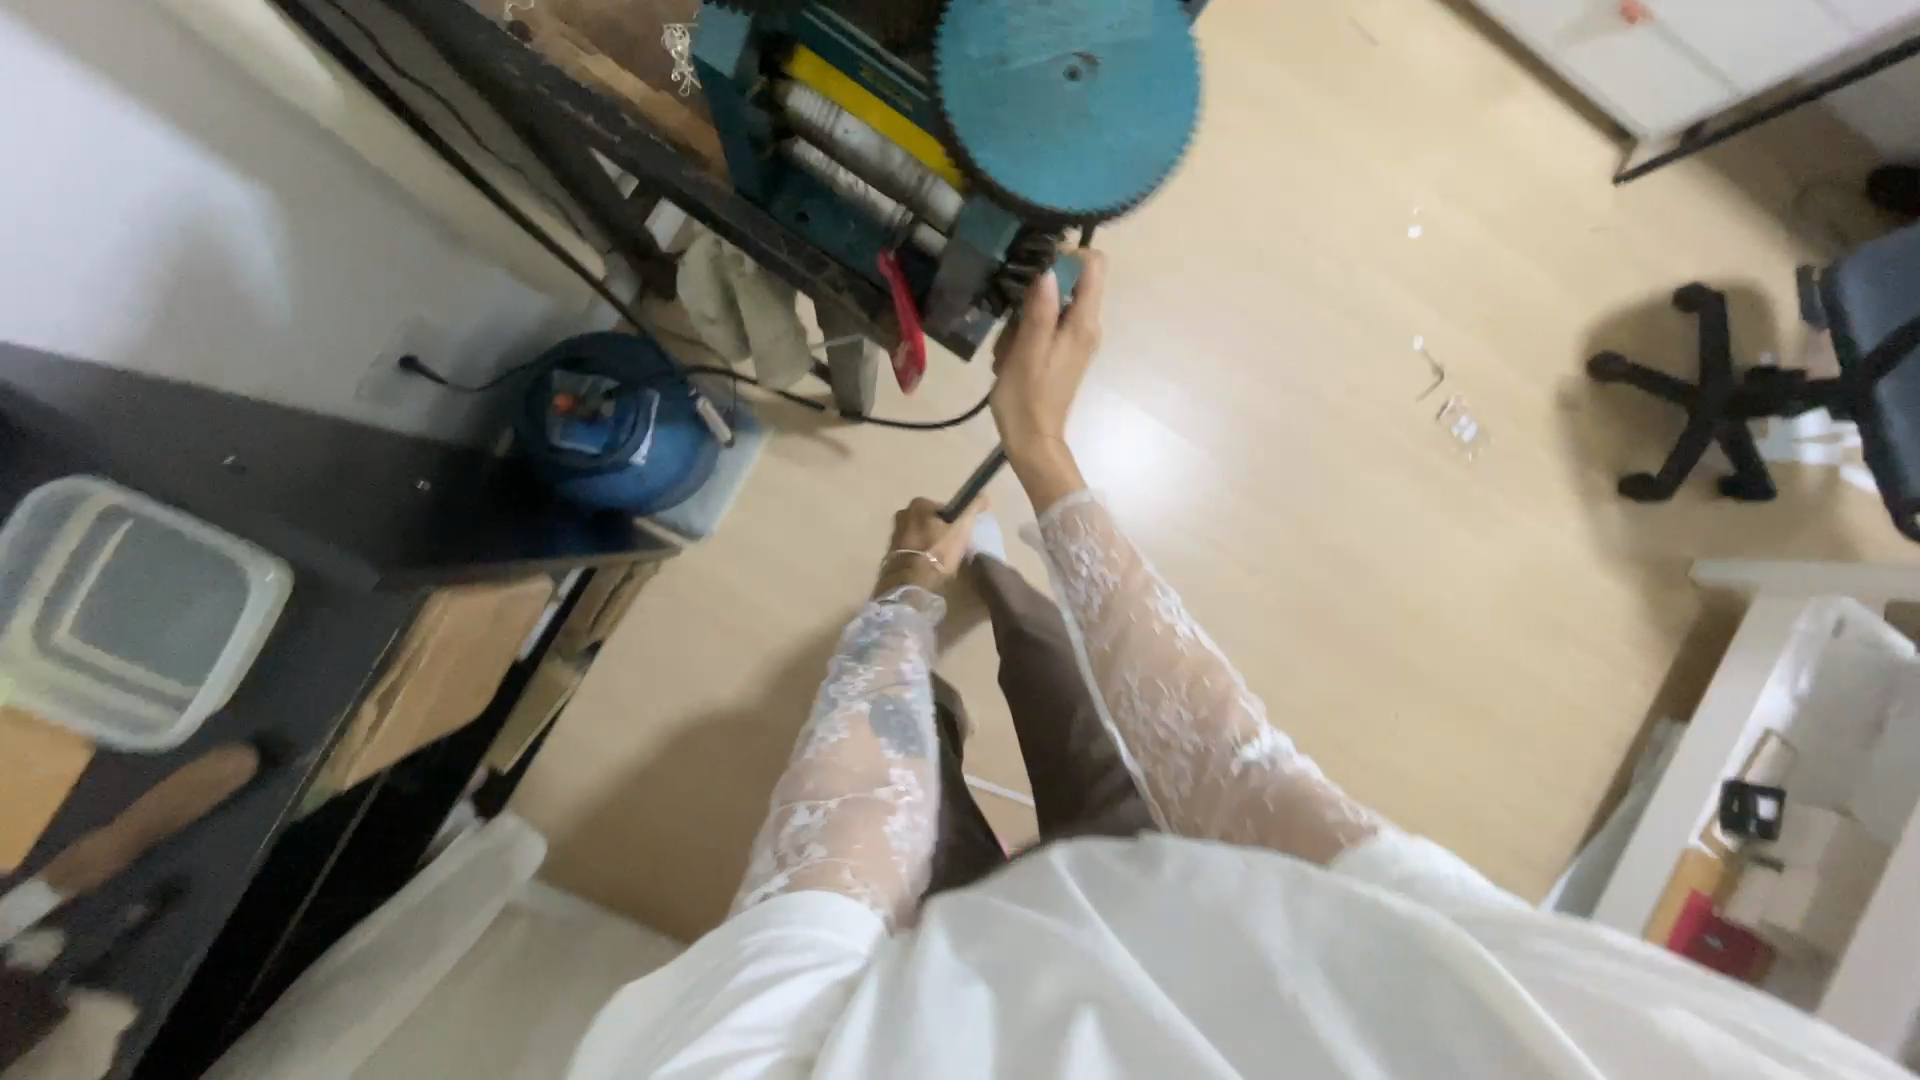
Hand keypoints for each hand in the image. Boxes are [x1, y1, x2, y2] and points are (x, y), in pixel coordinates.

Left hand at [874, 496, 986, 596]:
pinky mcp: (891, 553)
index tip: (961, 535)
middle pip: (931, 521)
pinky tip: (929, 566)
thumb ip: (973, 508)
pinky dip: (921, 555)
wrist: (912, 581)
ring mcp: (894, 535)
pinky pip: (913, 550)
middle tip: (953, 548)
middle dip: (941, 532)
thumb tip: (984, 496)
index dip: (955, 521)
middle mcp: (902, 515)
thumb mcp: (962, 527)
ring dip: (931, 544)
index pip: (943, 509)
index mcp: (917, 504)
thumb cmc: (938, 550)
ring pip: (921, 535)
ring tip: (942, 560)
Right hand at [990, 249, 1104, 509]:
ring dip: (1025, 317)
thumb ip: (1040, 311)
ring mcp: (1076, 339)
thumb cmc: (1026, 400)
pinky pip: (1046, 325)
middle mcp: (1087, 327)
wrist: (1032, 441)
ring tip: (1009, 346)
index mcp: (1083, 324)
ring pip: (1052, 303)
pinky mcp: (1062, 351)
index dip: (1066, 256)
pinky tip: (1011, 356)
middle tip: (1014, 318)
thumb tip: (1049, 269)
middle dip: (1037, 290)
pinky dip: (1026, 333)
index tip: (1034, 270)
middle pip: (1071, 281)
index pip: (1094, 264)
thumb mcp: (1027, 353)